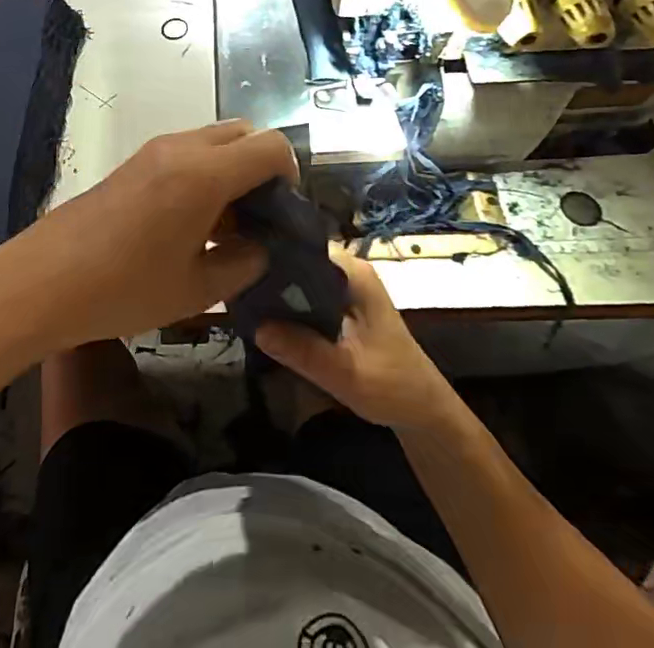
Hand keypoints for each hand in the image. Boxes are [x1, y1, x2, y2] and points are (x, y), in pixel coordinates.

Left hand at [0, 120, 295, 357]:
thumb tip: (260, 248)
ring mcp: (152, 151)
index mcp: (204, 173)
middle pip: (244, 134)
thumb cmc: (122, 290)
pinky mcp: (132, 164)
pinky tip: (190, 225)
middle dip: (262, 169)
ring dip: (231, 172)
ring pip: (214, 142)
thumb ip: (244, 263)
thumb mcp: (196, 289)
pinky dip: (204, 175)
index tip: (281, 217)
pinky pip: (186, 154)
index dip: (290, 178)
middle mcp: (181, 148)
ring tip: (223, 227)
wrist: (40, 283)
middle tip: (257, 218)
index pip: (272, 147)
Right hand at [256, 246, 457, 431]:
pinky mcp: (337, 305)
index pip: (303, 245)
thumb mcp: (346, 374)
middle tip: (232, 289)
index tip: (238, 268)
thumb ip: (304, 351)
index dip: (270, 254)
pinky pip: (302, 295)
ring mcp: (342, 287)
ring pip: (296, 278)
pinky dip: (284, 305)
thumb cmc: (393, 387)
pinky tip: (259, 317)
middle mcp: (347, 271)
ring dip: (272, 291)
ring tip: (239, 301)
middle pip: (296, 259)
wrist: (422, 408)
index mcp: (354, 274)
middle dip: (266, 274)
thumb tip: (256, 327)